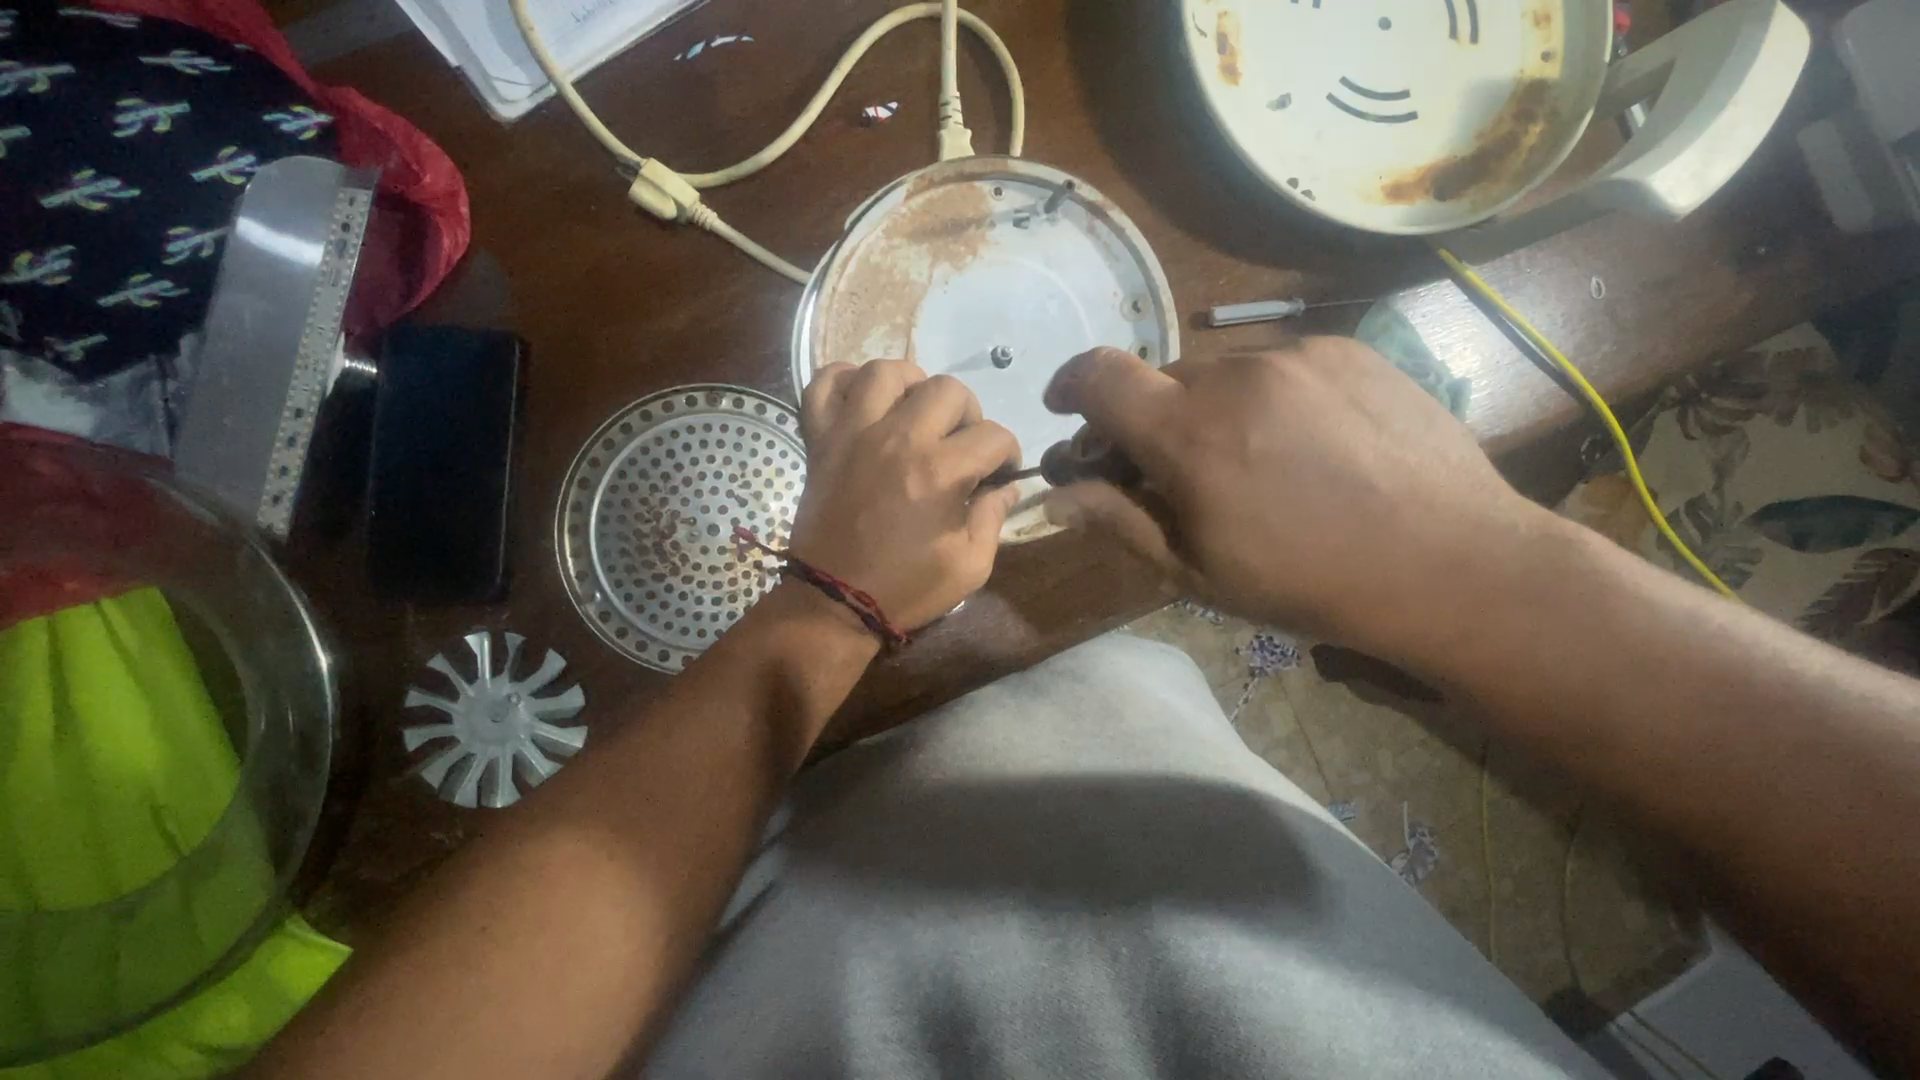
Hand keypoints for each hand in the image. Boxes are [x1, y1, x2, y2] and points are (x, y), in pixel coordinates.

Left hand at [790, 360, 1022, 631]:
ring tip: (914, 412)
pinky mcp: (820, 440)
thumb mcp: (969, 566)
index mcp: (939, 471)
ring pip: (885, 372)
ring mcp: (852, 434)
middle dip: (968, 413)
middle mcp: (897, 439)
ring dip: (910, 385)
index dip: (1007, 454)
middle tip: (961, 443)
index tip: (999, 473)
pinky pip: (822, 385)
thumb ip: (993, 519)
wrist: (834, 603)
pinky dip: (842, 381)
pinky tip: (861, 399)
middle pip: (946, 389)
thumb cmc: (906, 589)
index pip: (993, 435)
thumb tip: (1006, 488)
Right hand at [1041, 340, 1546, 650]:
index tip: (1069, 411)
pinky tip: (1304, 445)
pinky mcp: (1346, 350)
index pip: (1100, 376)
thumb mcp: (1197, 571)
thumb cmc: (1308, 583)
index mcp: (1189, 435)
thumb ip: (1118, 521)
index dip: (1070, 385)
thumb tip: (1054, 496)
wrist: (1451, 562)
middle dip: (1148, 420)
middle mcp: (1235, 376)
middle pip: (1160, 380)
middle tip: (1172, 469)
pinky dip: (1266, 398)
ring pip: (1220, 373)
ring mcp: (1297, 355)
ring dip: (1210, 410)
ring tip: (1253, 463)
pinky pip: (1277, 365)